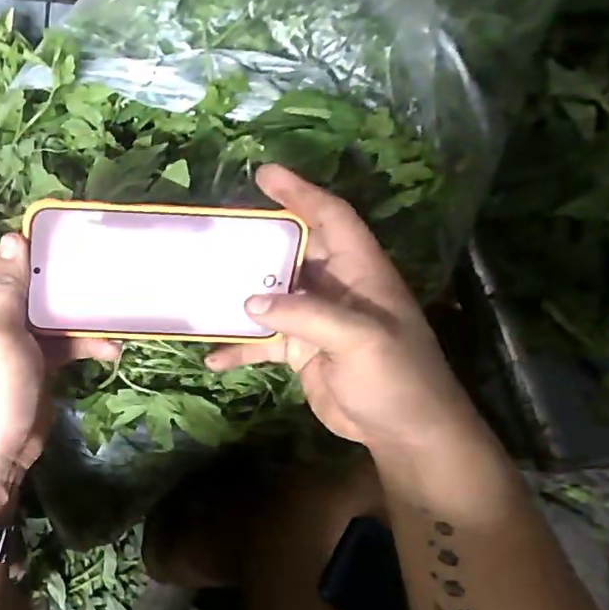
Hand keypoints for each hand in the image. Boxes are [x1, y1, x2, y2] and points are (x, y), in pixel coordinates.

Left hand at [0, 233, 117, 517]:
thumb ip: (8, 287)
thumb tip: (11, 237)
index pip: (3, 266)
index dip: (32, 250)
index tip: (68, 236)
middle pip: (32, 289)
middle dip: (64, 282)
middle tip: (101, 268)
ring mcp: (18, 343)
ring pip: (53, 317)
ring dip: (82, 317)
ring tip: (115, 312)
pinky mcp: (39, 364)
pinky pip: (64, 344)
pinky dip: (85, 345)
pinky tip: (111, 348)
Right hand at [205, 164, 481, 465]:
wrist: (406, 433)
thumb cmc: (397, 379)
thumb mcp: (359, 341)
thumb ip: (306, 316)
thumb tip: (250, 303)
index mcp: (360, 273)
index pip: (331, 218)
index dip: (301, 193)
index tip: (265, 175)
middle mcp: (336, 289)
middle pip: (292, 252)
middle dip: (258, 240)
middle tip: (218, 231)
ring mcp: (317, 320)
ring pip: (270, 296)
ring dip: (240, 296)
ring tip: (202, 288)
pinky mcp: (302, 350)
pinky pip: (263, 341)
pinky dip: (240, 347)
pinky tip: (214, 358)